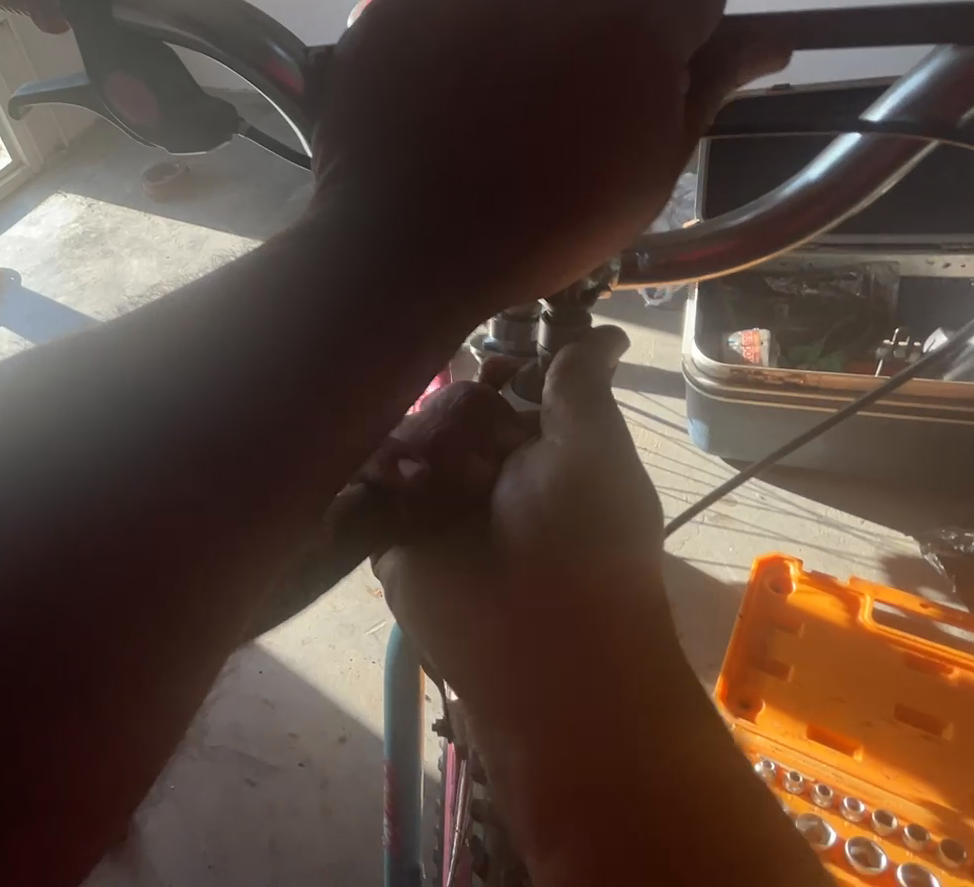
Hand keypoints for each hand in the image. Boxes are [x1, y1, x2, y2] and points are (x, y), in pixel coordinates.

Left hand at [310, 0, 788, 315]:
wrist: (399, 254)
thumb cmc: (534, 234)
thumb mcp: (641, 179)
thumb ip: (700, 95)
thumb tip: (762, 42)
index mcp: (627, 17)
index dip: (672, 27)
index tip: (638, 83)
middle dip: (582, 39)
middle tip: (542, 120)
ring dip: (506, 40)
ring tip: (472, 123)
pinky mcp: (387, 12)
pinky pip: (435, 12)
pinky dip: (439, 49)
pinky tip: (426, 109)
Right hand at [372, 328, 665, 713]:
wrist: (539, 644)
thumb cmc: (581, 536)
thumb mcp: (592, 449)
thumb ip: (578, 385)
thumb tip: (606, 330)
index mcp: (536, 450)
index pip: (503, 388)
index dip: (495, 370)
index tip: (491, 366)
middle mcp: (483, 470)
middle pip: (446, 406)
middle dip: (452, 412)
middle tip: (467, 443)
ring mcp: (434, 501)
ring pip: (403, 437)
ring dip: (417, 446)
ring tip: (434, 478)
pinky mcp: (390, 530)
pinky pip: (368, 481)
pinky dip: (378, 474)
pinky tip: (402, 486)